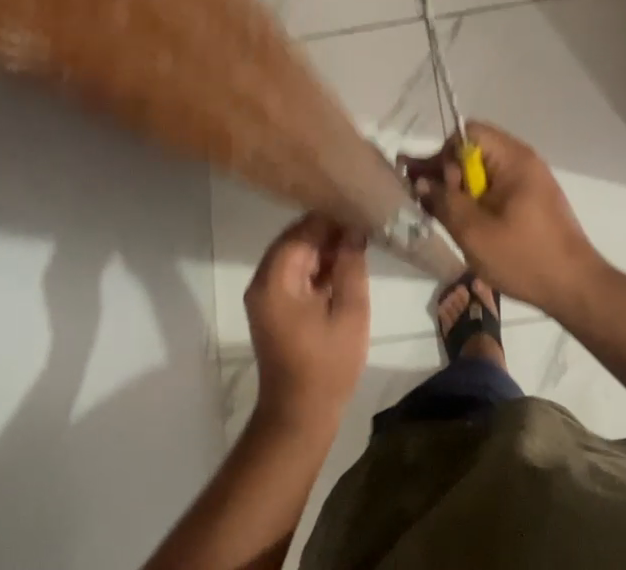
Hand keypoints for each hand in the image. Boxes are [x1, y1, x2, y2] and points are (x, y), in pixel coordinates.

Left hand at [244, 215, 369, 430]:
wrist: (299, 414)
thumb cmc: (328, 365)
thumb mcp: (350, 312)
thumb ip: (350, 266)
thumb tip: (353, 230)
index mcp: (276, 280)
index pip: (302, 231)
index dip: (331, 218)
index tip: (360, 210)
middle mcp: (262, 282)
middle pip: (294, 241)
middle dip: (327, 231)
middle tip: (363, 226)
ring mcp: (264, 297)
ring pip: (294, 257)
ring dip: (323, 250)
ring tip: (358, 244)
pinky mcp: (271, 309)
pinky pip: (292, 276)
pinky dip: (315, 269)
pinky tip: (343, 268)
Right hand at [413, 121, 607, 315]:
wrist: (575, 287)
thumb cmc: (523, 257)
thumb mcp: (473, 231)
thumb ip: (443, 201)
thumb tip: (421, 181)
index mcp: (513, 159)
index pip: (467, 133)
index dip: (443, 154)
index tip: (432, 184)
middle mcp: (524, 160)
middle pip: (475, 150)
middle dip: (447, 172)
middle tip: (424, 198)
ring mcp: (531, 180)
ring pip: (484, 170)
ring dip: (460, 187)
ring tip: (439, 212)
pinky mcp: (533, 200)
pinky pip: (497, 186)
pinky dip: (477, 198)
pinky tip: (464, 221)